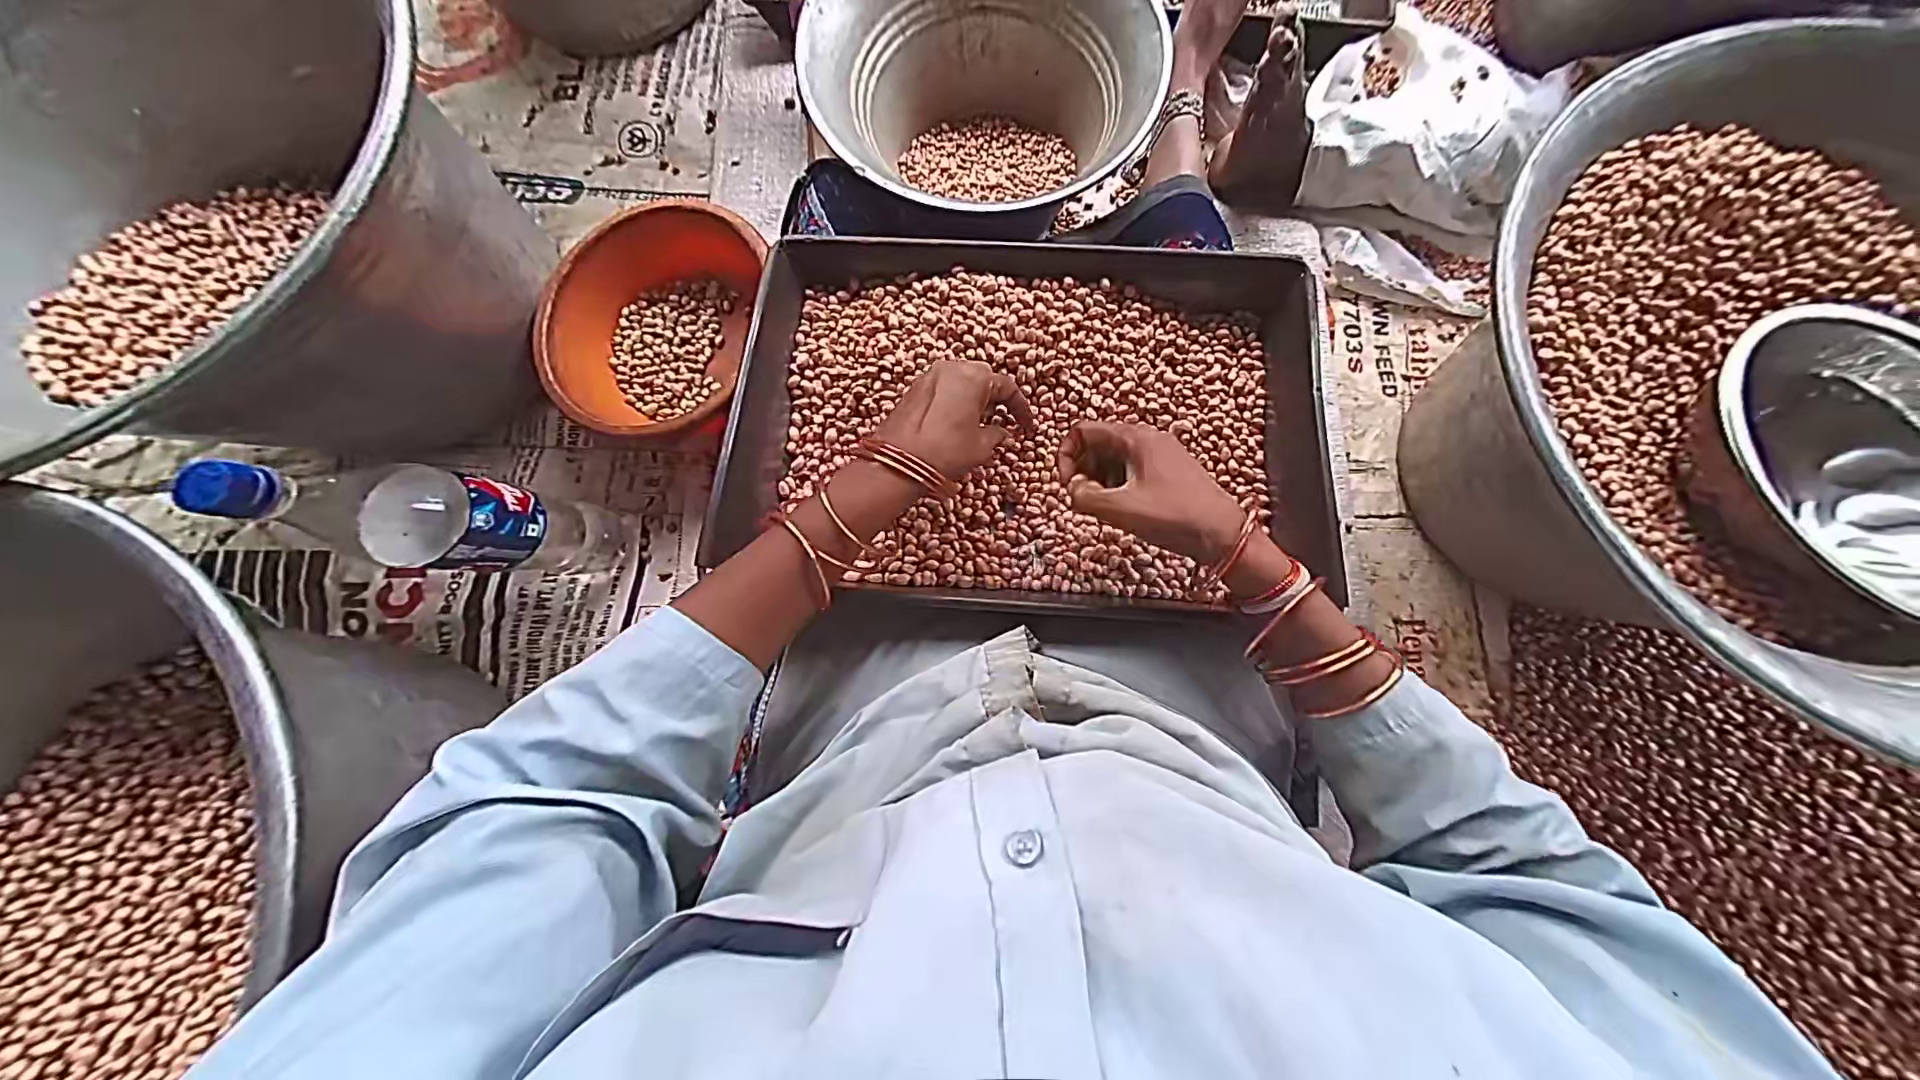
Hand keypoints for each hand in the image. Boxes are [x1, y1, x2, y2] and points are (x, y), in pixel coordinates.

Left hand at [871, 359, 1034, 480]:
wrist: (897, 463)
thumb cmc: (944, 452)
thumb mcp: (981, 446)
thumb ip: (997, 434)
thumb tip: (1003, 432)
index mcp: (973, 376)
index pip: (1007, 387)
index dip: (1020, 408)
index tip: (1027, 426)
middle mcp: (950, 368)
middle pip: (983, 380)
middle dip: (997, 401)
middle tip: (1006, 423)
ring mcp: (929, 376)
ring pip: (962, 384)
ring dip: (976, 402)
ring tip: (983, 426)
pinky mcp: (914, 390)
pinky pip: (945, 391)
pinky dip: (957, 403)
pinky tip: (961, 425)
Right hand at [1057, 421, 1248, 562]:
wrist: (1223, 536)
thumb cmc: (1176, 517)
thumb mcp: (1120, 509)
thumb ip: (1083, 497)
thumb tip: (1071, 490)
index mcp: (1135, 438)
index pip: (1083, 430)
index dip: (1066, 455)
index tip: (1067, 484)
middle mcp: (1148, 440)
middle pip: (1097, 445)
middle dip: (1081, 470)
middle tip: (1082, 499)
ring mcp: (1160, 456)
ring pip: (1113, 460)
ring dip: (1098, 482)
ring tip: (1103, 508)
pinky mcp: (1167, 474)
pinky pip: (1130, 472)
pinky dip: (1116, 487)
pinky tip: (1121, 511)